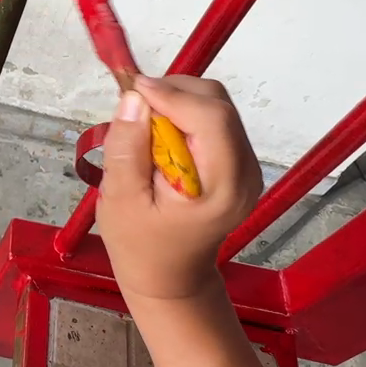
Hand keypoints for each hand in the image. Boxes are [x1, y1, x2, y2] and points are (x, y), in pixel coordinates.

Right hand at [96, 75, 262, 301]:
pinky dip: (183, 113)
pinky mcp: (237, 160)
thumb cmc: (138, 243)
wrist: (168, 275)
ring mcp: (246, 165)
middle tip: (132, 109)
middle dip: (172, 93)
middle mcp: (245, 172)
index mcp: (221, 187)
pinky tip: (158, 135)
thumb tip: (134, 99)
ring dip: (175, 101)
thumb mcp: (119, 199)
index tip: (131, 91)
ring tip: (142, 125)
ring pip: (216, 105)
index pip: (211, 119)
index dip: (171, 95)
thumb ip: (127, 148)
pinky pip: (213, 119)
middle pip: (217, 105)